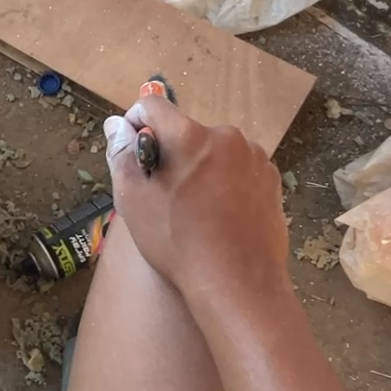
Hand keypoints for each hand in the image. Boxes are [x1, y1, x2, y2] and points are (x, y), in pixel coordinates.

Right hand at [104, 96, 290, 299]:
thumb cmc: (178, 242)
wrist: (239, 285)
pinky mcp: (272, 178)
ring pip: (212, 149)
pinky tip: (220, 213)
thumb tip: (118, 125)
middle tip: (165, 193)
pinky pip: (237, 166)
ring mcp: (254, 156)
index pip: (152, 106)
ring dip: (199, 165)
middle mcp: (225, 136)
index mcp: (189, 136)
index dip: (135, 125)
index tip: (133, 155)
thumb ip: (122, 153)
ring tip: (195, 207)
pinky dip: (225, 180)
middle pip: (184, 130)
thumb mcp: (134, 200)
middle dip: (170, 152)